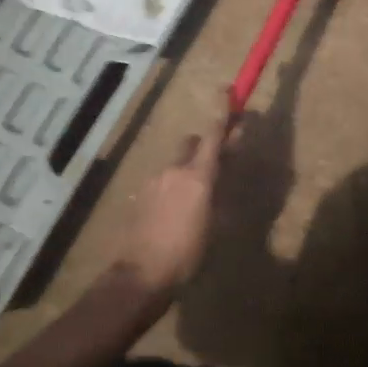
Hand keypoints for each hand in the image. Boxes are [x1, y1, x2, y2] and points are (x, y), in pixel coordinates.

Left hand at [115, 92, 234, 290]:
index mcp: (197, 175)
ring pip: (176, 164)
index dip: (223, 112)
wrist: (141, 276)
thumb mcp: (214, 222)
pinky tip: (177, 214)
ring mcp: (152, 182)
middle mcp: (173, 170)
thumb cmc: (187, 253)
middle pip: (192, 144)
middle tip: (218, 164)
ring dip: (187, 171)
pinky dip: (173, 188)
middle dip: (204, 147)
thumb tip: (223, 173)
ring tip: (196, 200)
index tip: (228, 90)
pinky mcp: (139, 197)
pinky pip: (163, 182)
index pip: (213, 135)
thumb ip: (218, 191)